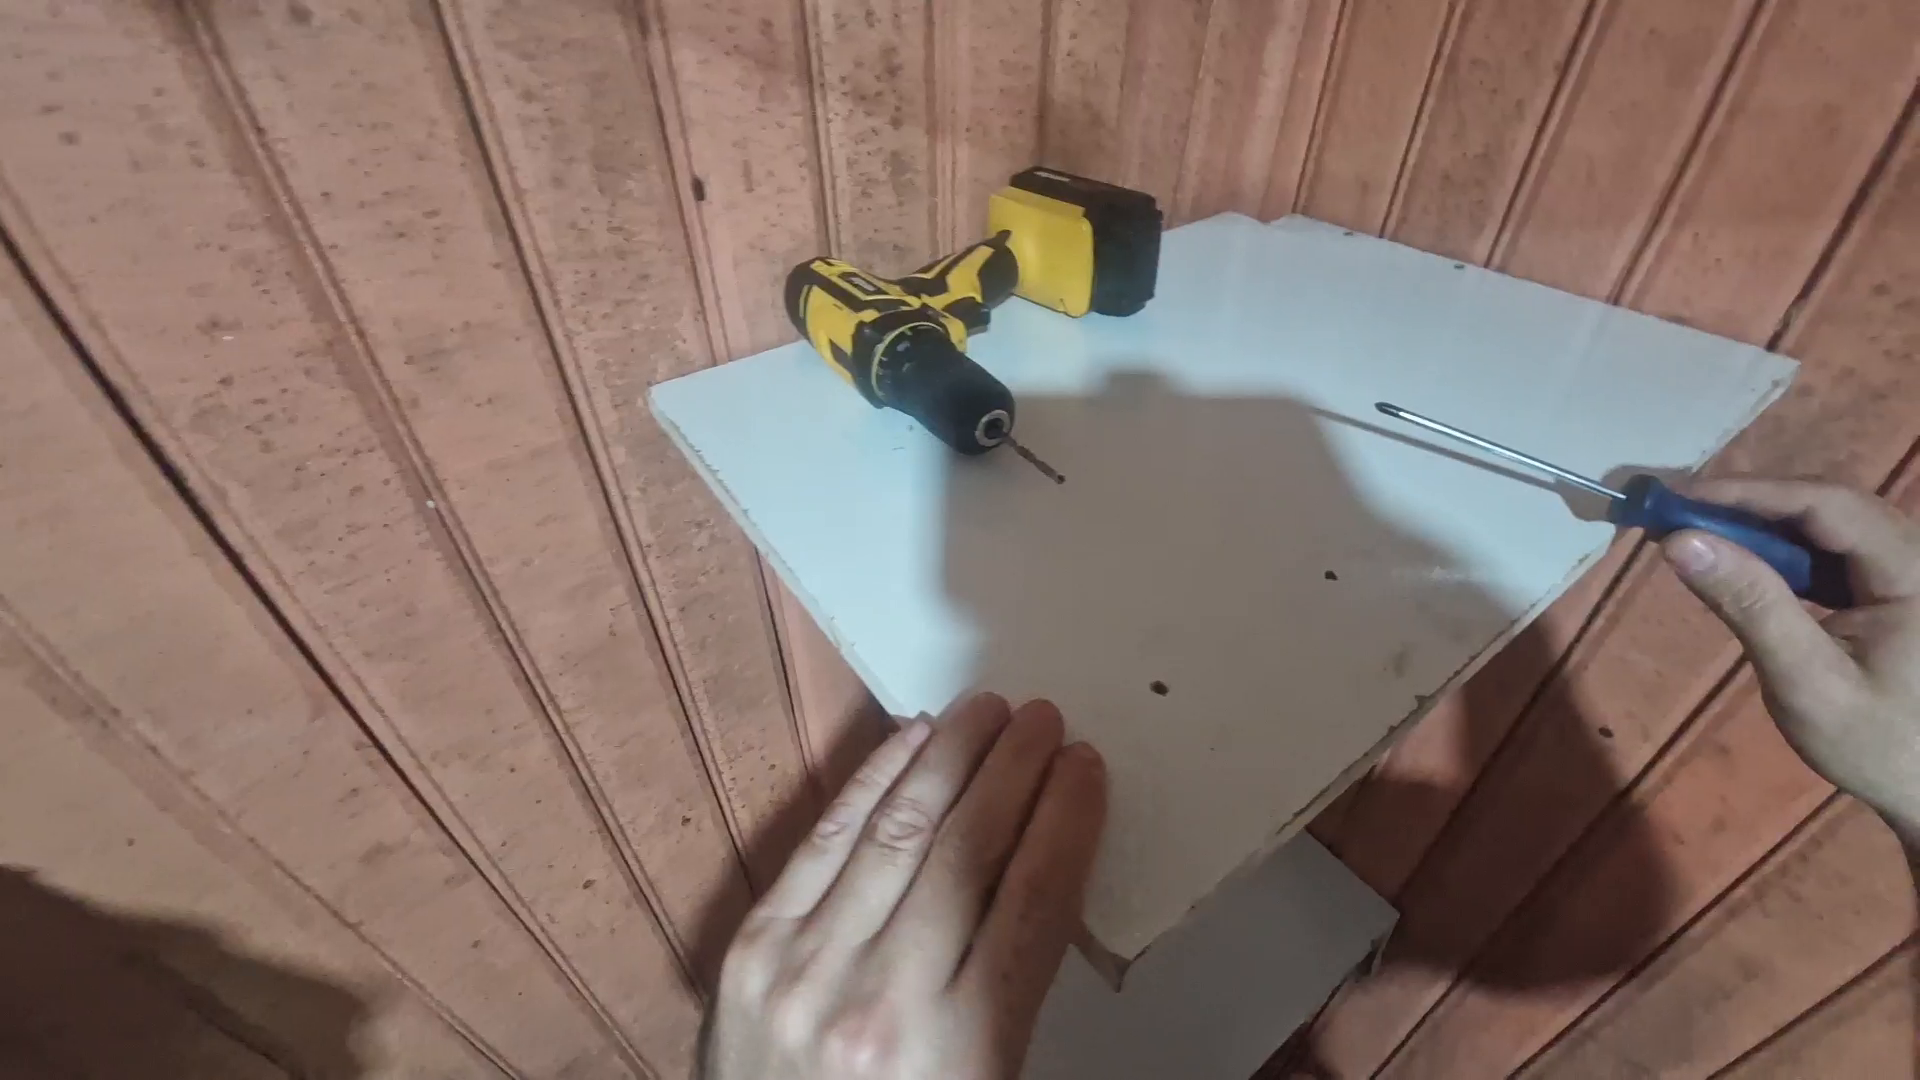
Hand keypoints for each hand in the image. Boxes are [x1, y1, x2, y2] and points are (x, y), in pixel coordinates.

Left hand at [702, 694, 1107, 1079]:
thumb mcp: (986, 1073)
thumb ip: (1015, 970)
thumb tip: (1042, 846)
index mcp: (961, 1050)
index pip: (1034, 899)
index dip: (1066, 817)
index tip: (1084, 765)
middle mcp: (882, 1000)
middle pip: (968, 849)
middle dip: (1015, 769)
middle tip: (1043, 719)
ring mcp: (806, 964)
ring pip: (900, 827)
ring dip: (952, 755)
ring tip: (987, 710)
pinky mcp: (754, 941)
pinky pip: (827, 834)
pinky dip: (875, 776)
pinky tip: (913, 737)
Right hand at [1662, 480, 1919, 834]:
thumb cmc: (1882, 743)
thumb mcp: (1806, 678)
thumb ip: (1748, 604)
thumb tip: (1678, 541)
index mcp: (1919, 579)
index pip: (1830, 506)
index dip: (1750, 492)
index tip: (1675, 500)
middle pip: (1832, 508)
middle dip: (1747, 503)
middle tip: (1671, 514)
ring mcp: (1910, 581)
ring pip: (1830, 528)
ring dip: (1757, 525)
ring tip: (1691, 535)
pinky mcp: (1895, 597)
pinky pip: (1832, 555)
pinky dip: (1776, 551)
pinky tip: (1736, 565)